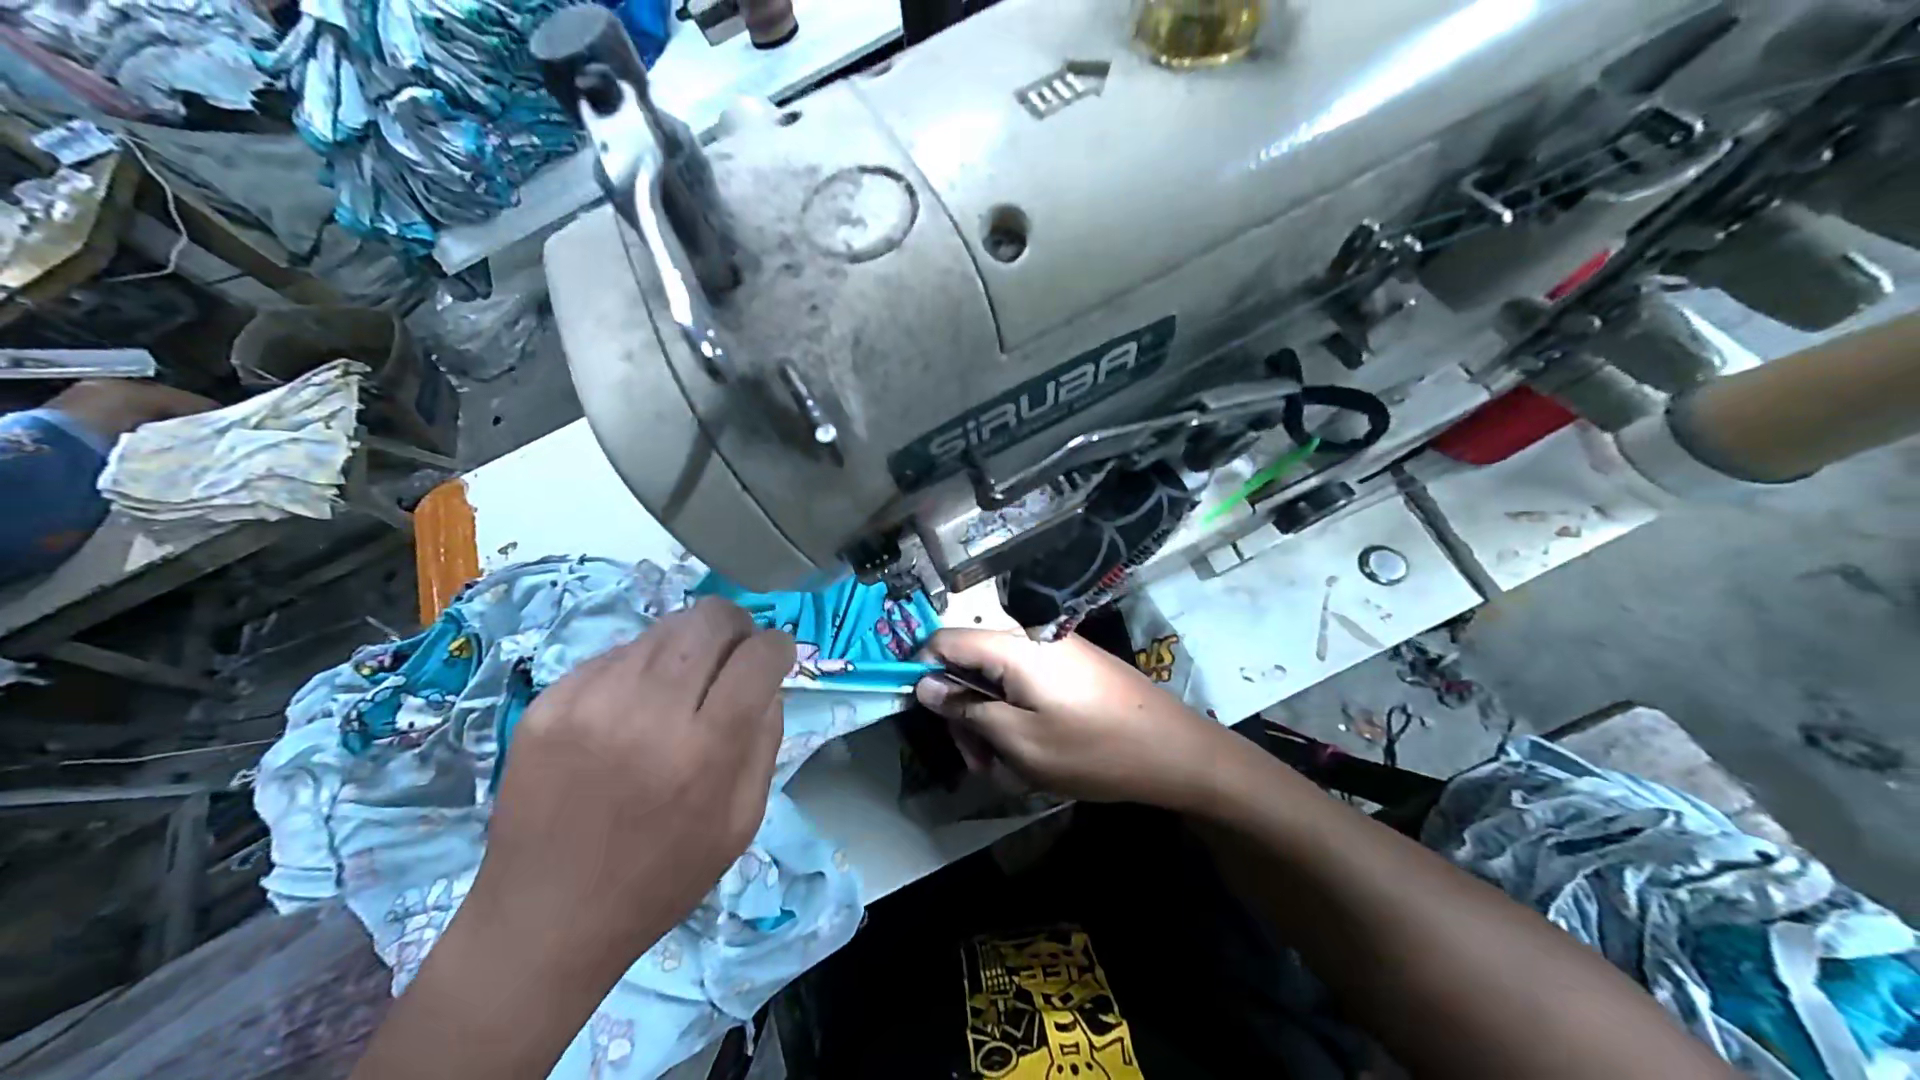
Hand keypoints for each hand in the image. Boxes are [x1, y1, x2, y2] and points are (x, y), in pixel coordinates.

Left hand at [464, 597, 794, 973]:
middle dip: (736, 626)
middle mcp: (647, 713)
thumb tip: (767, 681)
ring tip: (684, 682)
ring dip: (688, 645)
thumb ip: (766, 740)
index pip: (758, 656)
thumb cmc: (661, 878)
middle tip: (735, 652)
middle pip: (709, 618)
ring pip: (662, 629)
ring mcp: (589, 702)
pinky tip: (634, 706)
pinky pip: (613, 655)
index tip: (776, 655)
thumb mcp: (741, 822)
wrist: (544, 920)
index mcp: (703, 751)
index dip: (778, 646)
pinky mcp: (547, 704)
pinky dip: (640, 668)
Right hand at [914, 629, 1242, 812]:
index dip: (924, 673)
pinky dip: (1017, 716)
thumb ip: (966, 709)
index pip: (945, 640)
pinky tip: (1031, 752)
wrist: (1175, 750)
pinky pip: (1025, 685)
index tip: (929, 717)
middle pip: (970, 663)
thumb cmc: (1093, 749)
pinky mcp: (1070, 667)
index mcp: (1014, 646)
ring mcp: (1053, 652)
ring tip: (1008, 769)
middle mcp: (1030, 638)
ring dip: (991, 722)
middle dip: (964, 713)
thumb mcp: (1020, 740)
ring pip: (996, 679)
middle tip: (980, 762)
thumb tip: (924, 684)